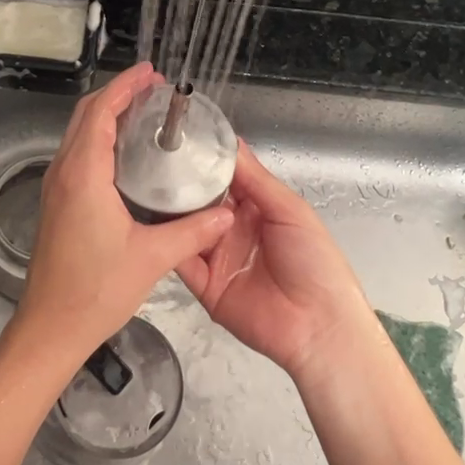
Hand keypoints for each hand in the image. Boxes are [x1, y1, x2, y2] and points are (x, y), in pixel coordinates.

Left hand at [16, 63, 234, 357]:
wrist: (50, 327)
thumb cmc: (95, 291)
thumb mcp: (151, 258)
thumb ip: (191, 232)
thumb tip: (225, 213)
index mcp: (84, 175)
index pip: (100, 112)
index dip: (124, 87)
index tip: (150, 73)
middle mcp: (64, 173)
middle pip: (85, 115)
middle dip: (117, 95)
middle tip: (152, 89)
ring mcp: (56, 188)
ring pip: (78, 134)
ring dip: (106, 115)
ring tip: (143, 113)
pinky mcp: (57, 204)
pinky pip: (78, 155)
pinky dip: (100, 138)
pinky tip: (127, 154)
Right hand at [176, 141, 375, 381]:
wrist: (319, 326)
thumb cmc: (315, 261)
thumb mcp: (290, 211)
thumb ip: (256, 179)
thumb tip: (232, 141)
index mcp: (255, 209)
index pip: (223, 179)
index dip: (204, 162)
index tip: (178, 139)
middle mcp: (231, 229)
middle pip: (199, 202)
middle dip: (180, 184)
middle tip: (152, 161)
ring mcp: (216, 257)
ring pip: (185, 229)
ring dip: (171, 212)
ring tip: (145, 187)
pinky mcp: (204, 285)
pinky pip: (181, 261)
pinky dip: (169, 245)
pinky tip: (153, 227)